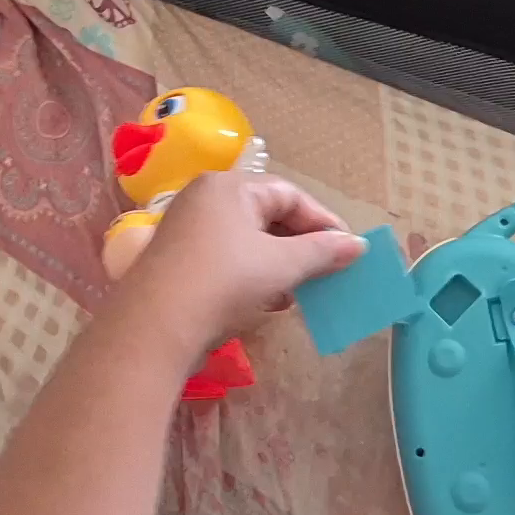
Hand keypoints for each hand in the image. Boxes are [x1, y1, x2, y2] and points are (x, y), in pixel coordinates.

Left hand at [116, 171, 366, 350]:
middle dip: (302, 245)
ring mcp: (188, 231)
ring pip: (249, 240)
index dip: (323, 221)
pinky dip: (256, 275)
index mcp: (229, 186)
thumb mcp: (282, 264)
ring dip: (281, 264)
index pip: (290, 195)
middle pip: (268, 215)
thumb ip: (323, 251)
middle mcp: (205, 200)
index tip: (348, 249)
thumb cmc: (225, 280)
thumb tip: (359, 245)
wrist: (155, 328)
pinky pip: (229, 259)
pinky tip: (271, 301)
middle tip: (329, 269)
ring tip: (303, 289)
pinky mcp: (180, 262)